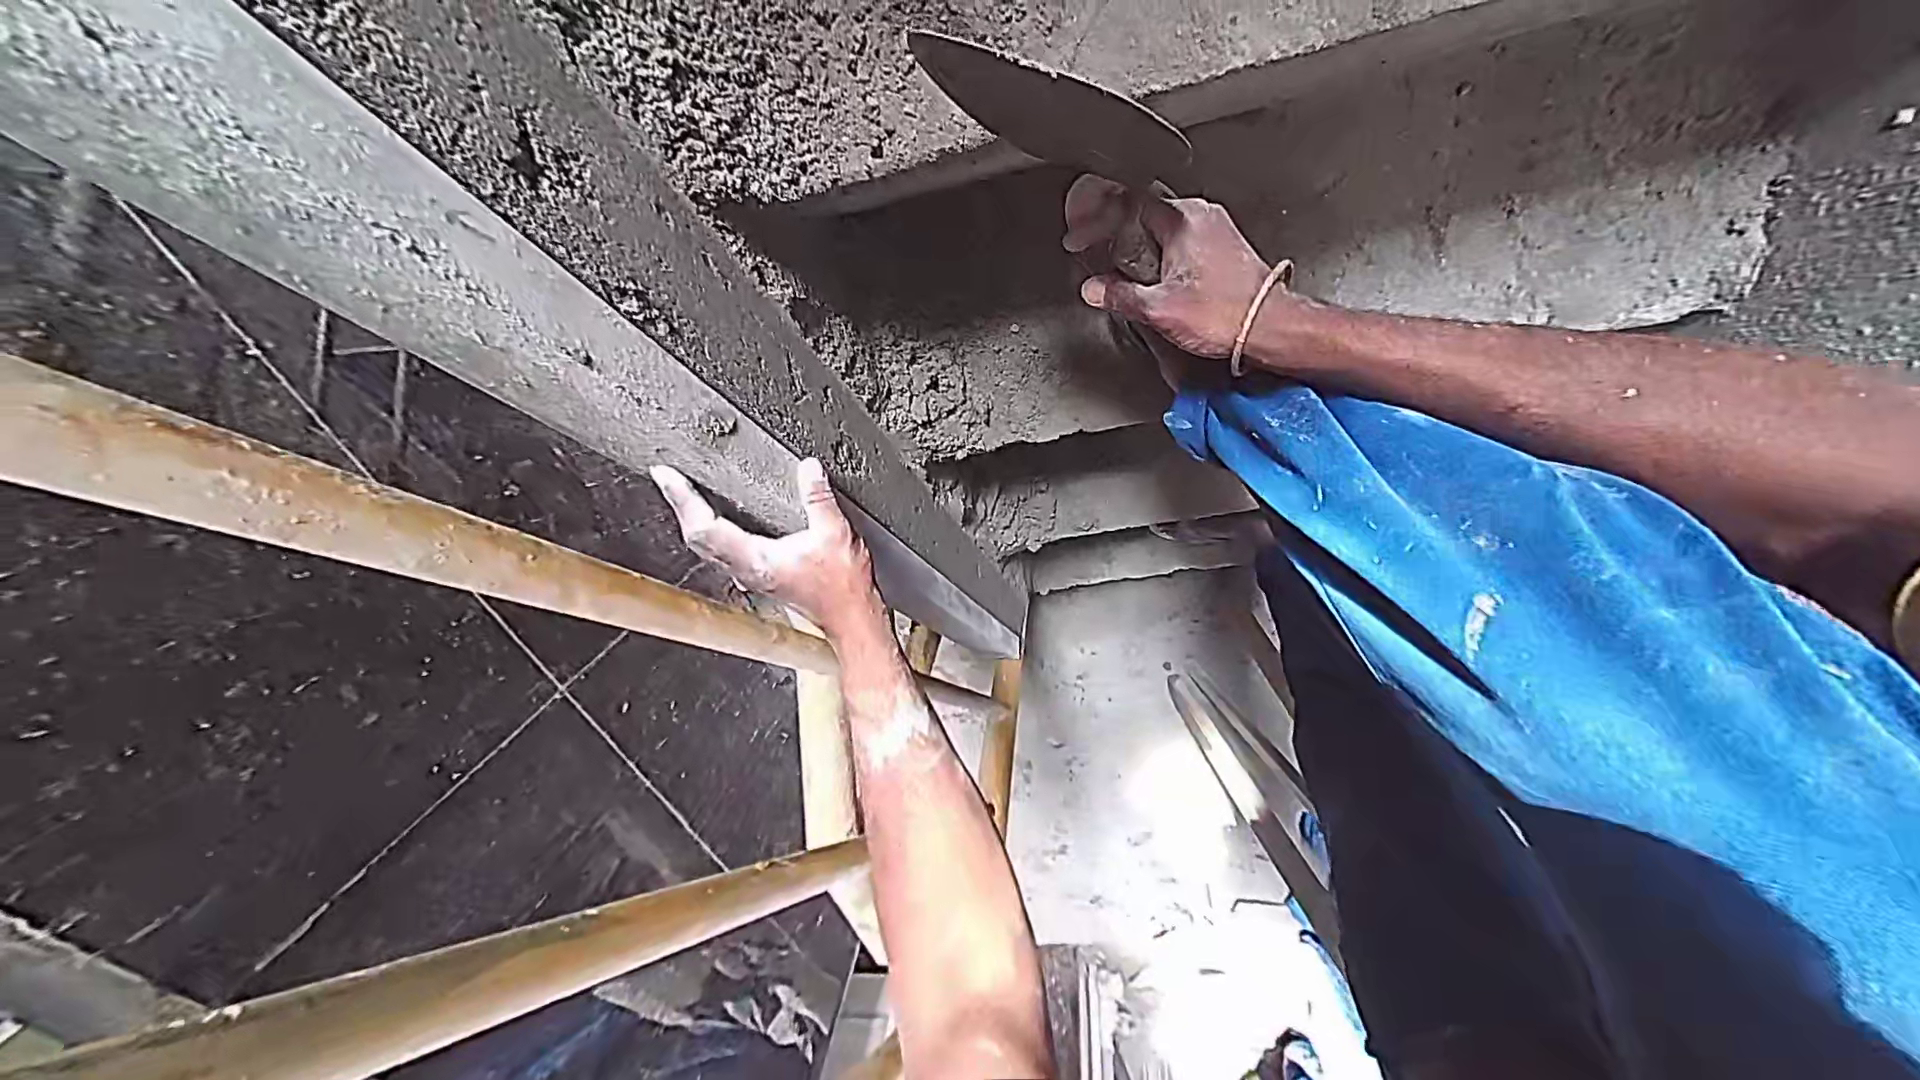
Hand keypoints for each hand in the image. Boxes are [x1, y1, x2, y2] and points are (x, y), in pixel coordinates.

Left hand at [649, 459, 881, 637]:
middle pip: (698, 539)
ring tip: (688, 499)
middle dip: (682, 506)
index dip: (682, 499)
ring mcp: (753, 578)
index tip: (667, 477)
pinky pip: (726, 555)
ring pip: (710, 549)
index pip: (704, 527)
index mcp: (757, 559)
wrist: (851, 619)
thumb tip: (809, 469)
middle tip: (670, 481)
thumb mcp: (835, 533)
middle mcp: (748, 571)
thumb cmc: (842, 588)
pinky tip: (724, 525)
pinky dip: (716, 535)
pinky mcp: (763, 579)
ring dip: (696, 521)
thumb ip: (819, 498)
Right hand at [1064, 174, 1277, 358]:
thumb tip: (1094, 289)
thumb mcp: (1159, 308)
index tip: (1079, 238)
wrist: (1267, 326)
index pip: (1127, 202)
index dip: (1095, 218)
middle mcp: (1200, 216)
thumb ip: (1120, 295)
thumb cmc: (1226, 314)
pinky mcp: (1221, 247)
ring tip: (1118, 264)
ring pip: (1162, 223)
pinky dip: (1157, 249)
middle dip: (1114, 228)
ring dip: (1136, 240)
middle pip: (1144, 209)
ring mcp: (1213, 229)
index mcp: (1182, 220)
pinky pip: (1178, 237)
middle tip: (1093, 246)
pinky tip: (1151, 273)